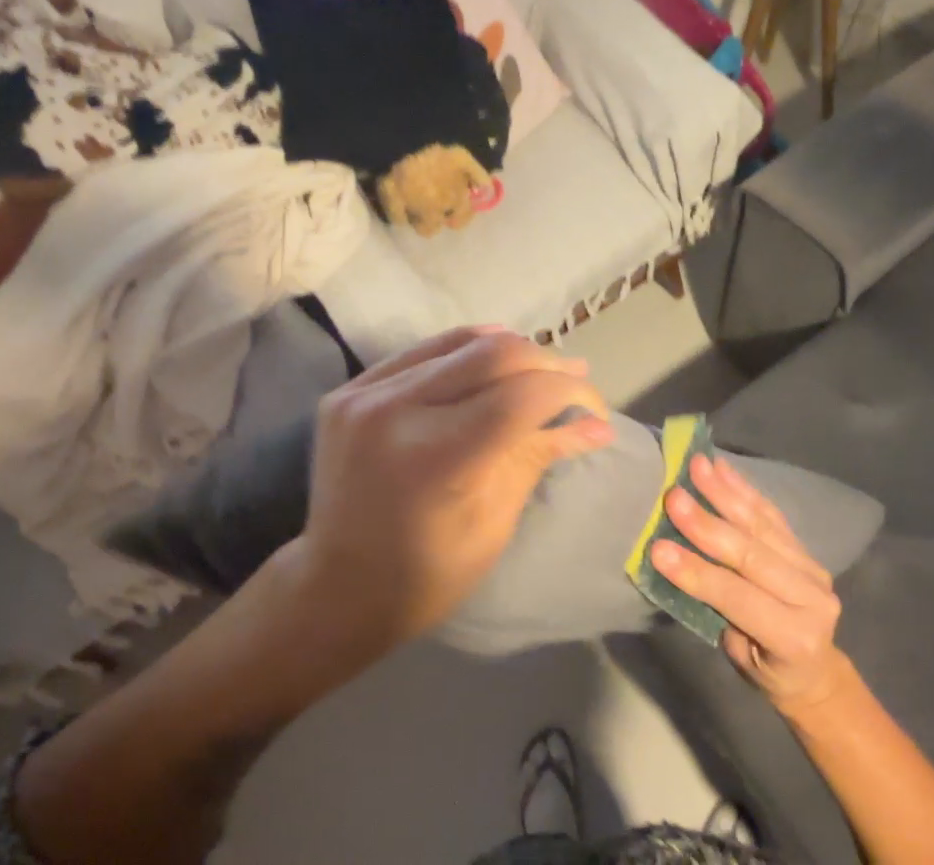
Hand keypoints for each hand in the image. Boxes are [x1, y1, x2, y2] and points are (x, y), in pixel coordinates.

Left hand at [292, 326, 613, 646]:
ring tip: (543, 366)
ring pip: (458, 343)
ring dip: (510, 350)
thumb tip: (597, 424)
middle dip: (546, 364)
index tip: (594, 408)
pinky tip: (494, 356)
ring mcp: (363, 395)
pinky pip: (421, 352)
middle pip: (493, 355)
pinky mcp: (350, 391)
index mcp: (434, 458)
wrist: (336, 590)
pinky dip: (465, 350)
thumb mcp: (493, 523)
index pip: (521, 396)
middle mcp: (394, 411)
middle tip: (576, 382)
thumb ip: (537, 456)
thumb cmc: (426, 577)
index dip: (569, 393)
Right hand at [653, 456, 852, 714]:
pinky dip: (745, 490)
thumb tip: (677, 562)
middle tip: (673, 497)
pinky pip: (773, 515)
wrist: (815, 670)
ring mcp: (814, 567)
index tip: (658, 548)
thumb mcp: (739, 656)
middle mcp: (812, 596)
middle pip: (753, 553)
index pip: (737, 596)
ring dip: (726, 493)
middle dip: (708, 524)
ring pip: (764, 525)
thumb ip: (717, 610)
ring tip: (697, 466)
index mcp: (793, 635)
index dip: (698, 572)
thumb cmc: (767, 670)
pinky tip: (723, 470)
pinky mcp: (807, 549)